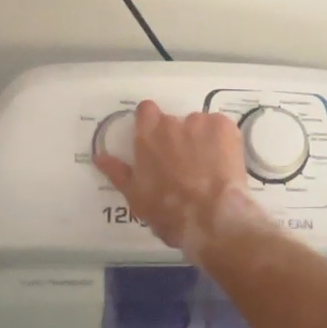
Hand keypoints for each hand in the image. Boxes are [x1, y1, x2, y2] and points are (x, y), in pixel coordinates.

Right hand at [93, 100, 264, 254]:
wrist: (211, 217)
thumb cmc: (167, 210)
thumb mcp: (136, 195)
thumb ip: (118, 172)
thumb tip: (99, 156)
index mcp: (148, 135)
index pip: (146, 110)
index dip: (151, 122)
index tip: (156, 139)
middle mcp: (173, 122)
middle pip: (174, 122)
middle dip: (178, 138)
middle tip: (185, 165)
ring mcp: (201, 122)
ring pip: (199, 126)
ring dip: (201, 140)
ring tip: (208, 168)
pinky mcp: (226, 127)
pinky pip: (221, 129)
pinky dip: (222, 142)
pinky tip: (223, 164)